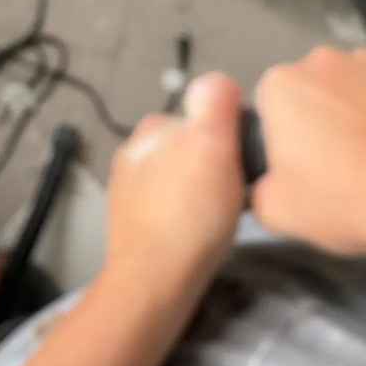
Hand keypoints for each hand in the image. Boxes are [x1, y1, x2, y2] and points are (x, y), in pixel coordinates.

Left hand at [103, 73, 247, 295]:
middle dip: (210, 162)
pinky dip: (181, 213)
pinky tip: (193, 233)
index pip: (203, 115)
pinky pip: (167, 204)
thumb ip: (215, 102)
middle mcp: (133, 149)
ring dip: (196, 189)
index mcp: (152, 126)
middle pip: (190, 145)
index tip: (239, 165)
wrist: (153, 282)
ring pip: (179, 175)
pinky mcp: (128, 220)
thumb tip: (219, 82)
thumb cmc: (191, 212)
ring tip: (214, 218)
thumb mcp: (213, 143)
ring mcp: (126, 186)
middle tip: (231, 193)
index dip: (227, 137)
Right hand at [251, 47, 365, 254]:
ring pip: (349, 84)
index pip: (269, 105)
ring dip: (352, 108)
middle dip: (316, 116)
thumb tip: (269, 181)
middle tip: (334, 161)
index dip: (281, 136)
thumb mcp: (276, 211)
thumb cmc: (341, 197)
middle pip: (309, 89)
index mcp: (280, 85)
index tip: (298, 165)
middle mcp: (320, 60)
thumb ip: (258, 187)